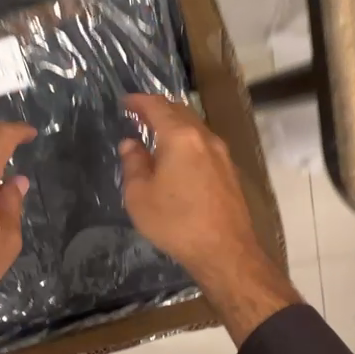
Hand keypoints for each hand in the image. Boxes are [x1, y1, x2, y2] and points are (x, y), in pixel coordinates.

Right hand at [120, 94, 298, 344]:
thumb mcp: (140, 195)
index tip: (125, 102)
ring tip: (156, 134)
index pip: (157, 107)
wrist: (226, 252)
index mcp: (180, 137)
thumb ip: (133, 163)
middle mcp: (204, 138)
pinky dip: (187, 140)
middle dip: (158, 109)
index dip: (139, 101)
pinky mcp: (229, 172)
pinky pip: (203, 144)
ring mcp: (221, 154)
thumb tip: (131, 144)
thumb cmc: (176, 222)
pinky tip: (178, 157)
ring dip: (175, 125)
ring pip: (195, 127)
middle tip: (139, 114)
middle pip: (180, 111)